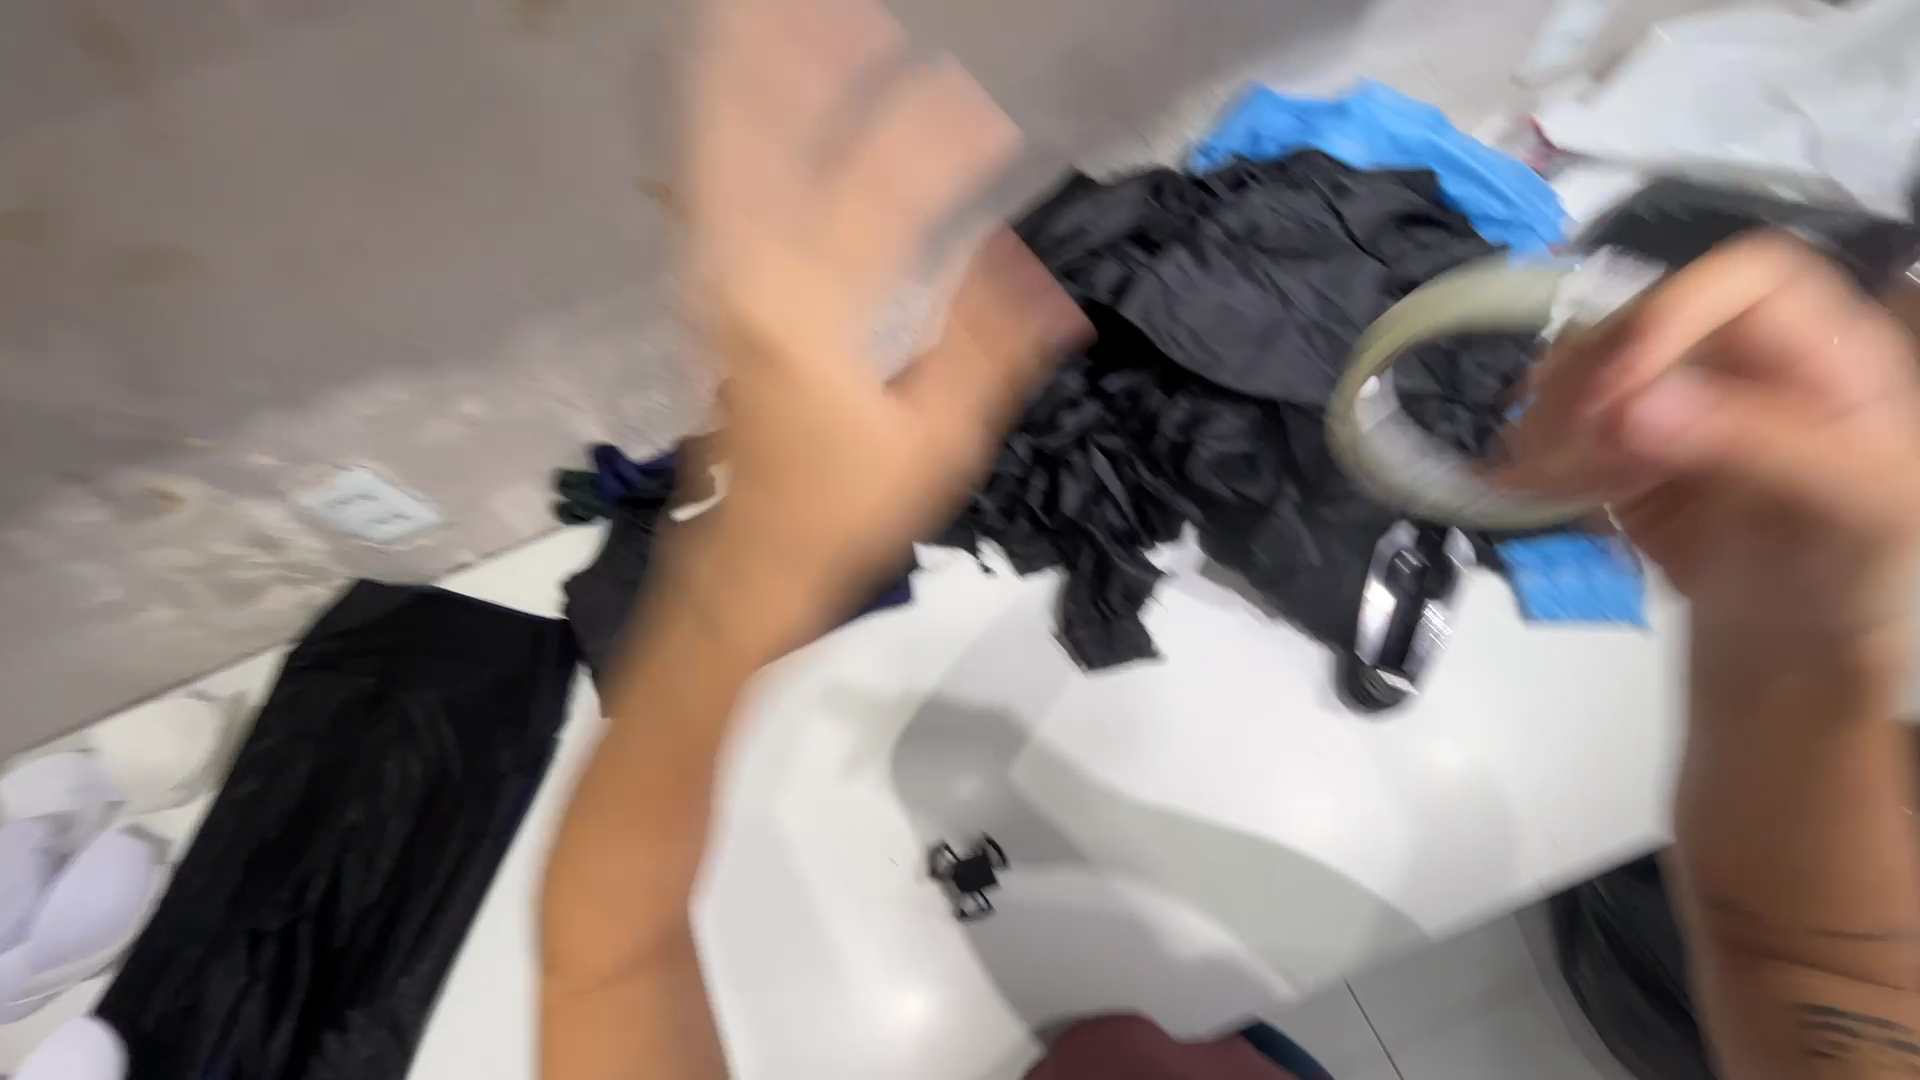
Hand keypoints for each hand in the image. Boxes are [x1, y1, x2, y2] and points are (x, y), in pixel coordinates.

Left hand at [675, 0, 1088, 650]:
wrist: (751, 560)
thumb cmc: (847, 514)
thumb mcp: (937, 446)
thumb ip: (986, 350)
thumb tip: (1040, 274)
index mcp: (818, 319)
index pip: (885, 196)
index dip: (940, 144)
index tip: (988, 119)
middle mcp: (752, 281)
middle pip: (765, 139)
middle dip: (802, 62)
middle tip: (841, 11)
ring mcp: (716, 286)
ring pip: (720, 152)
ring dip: (750, 77)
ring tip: (778, 20)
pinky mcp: (706, 301)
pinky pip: (703, 192)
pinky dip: (717, 130)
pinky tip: (733, 101)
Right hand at [1499, 233, 1919, 640]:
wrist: (1786, 633)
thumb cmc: (1846, 573)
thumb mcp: (1851, 508)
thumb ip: (1761, 444)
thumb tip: (1635, 408)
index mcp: (1821, 360)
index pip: (1744, 283)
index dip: (1673, 316)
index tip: (1615, 390)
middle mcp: (1736, 369)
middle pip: (1635, 323)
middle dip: (1590, 382)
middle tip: (1573, 444)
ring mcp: (1666, 406)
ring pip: (1577, 369)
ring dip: (1548, 420)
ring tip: (1557, 476)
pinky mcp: (1612, 447)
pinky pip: (1549, 423)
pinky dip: (1530, 454)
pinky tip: (1542, 488)